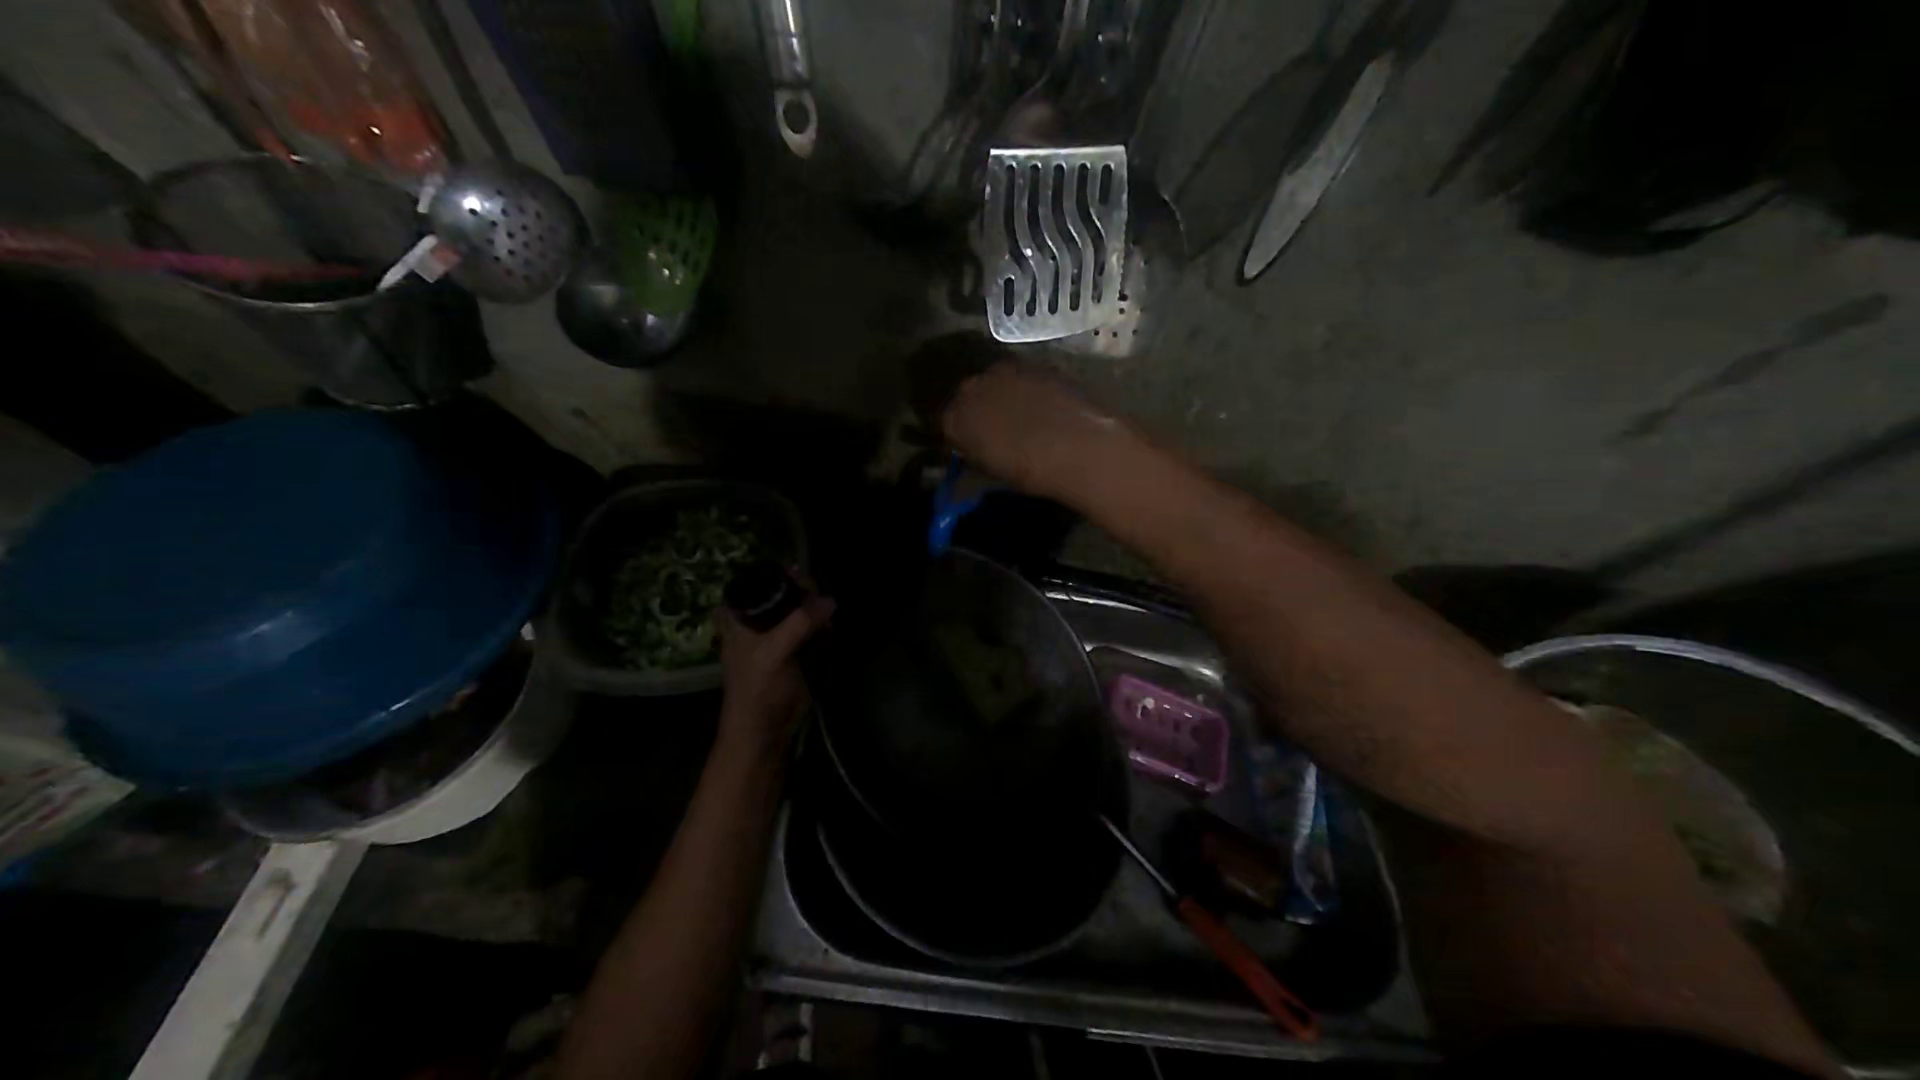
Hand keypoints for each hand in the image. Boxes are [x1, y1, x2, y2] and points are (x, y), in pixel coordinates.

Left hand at [716, 594, 834, 747]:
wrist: (764, 730)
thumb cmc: (759, 688)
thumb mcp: (774, 651)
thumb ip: (800, 623)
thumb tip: (831, 601)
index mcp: (739, 617)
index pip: (760, 582)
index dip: (782, 577)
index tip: (802, 580)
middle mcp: (756, 623)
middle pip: (785, 595)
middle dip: (804, 595)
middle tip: (819, 601)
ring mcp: (776, 637)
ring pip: (800, 611)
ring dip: (815, 611)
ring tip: (825, 619)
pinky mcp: (795, 653)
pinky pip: (812, 630)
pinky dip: (821, 628)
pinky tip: (828, 633)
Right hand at [940, 358, 1136, 500]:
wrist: (1077, 445)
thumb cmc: (1028, 469)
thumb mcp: (992, 473)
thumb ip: (972, 462)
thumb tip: (967, 463)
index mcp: (954, 417)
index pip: (946, 423)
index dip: (959, 436)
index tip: (972, 448)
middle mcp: (972, 386)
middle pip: (968, 397)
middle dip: (978, 411)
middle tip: (996, 433)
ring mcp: (1005, 371)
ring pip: (995, 384)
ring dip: (1003, 397)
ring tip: (1023, 420)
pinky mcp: (1035, 364)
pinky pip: (1022, 379)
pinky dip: (1027, 391)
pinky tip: (1044, 409)